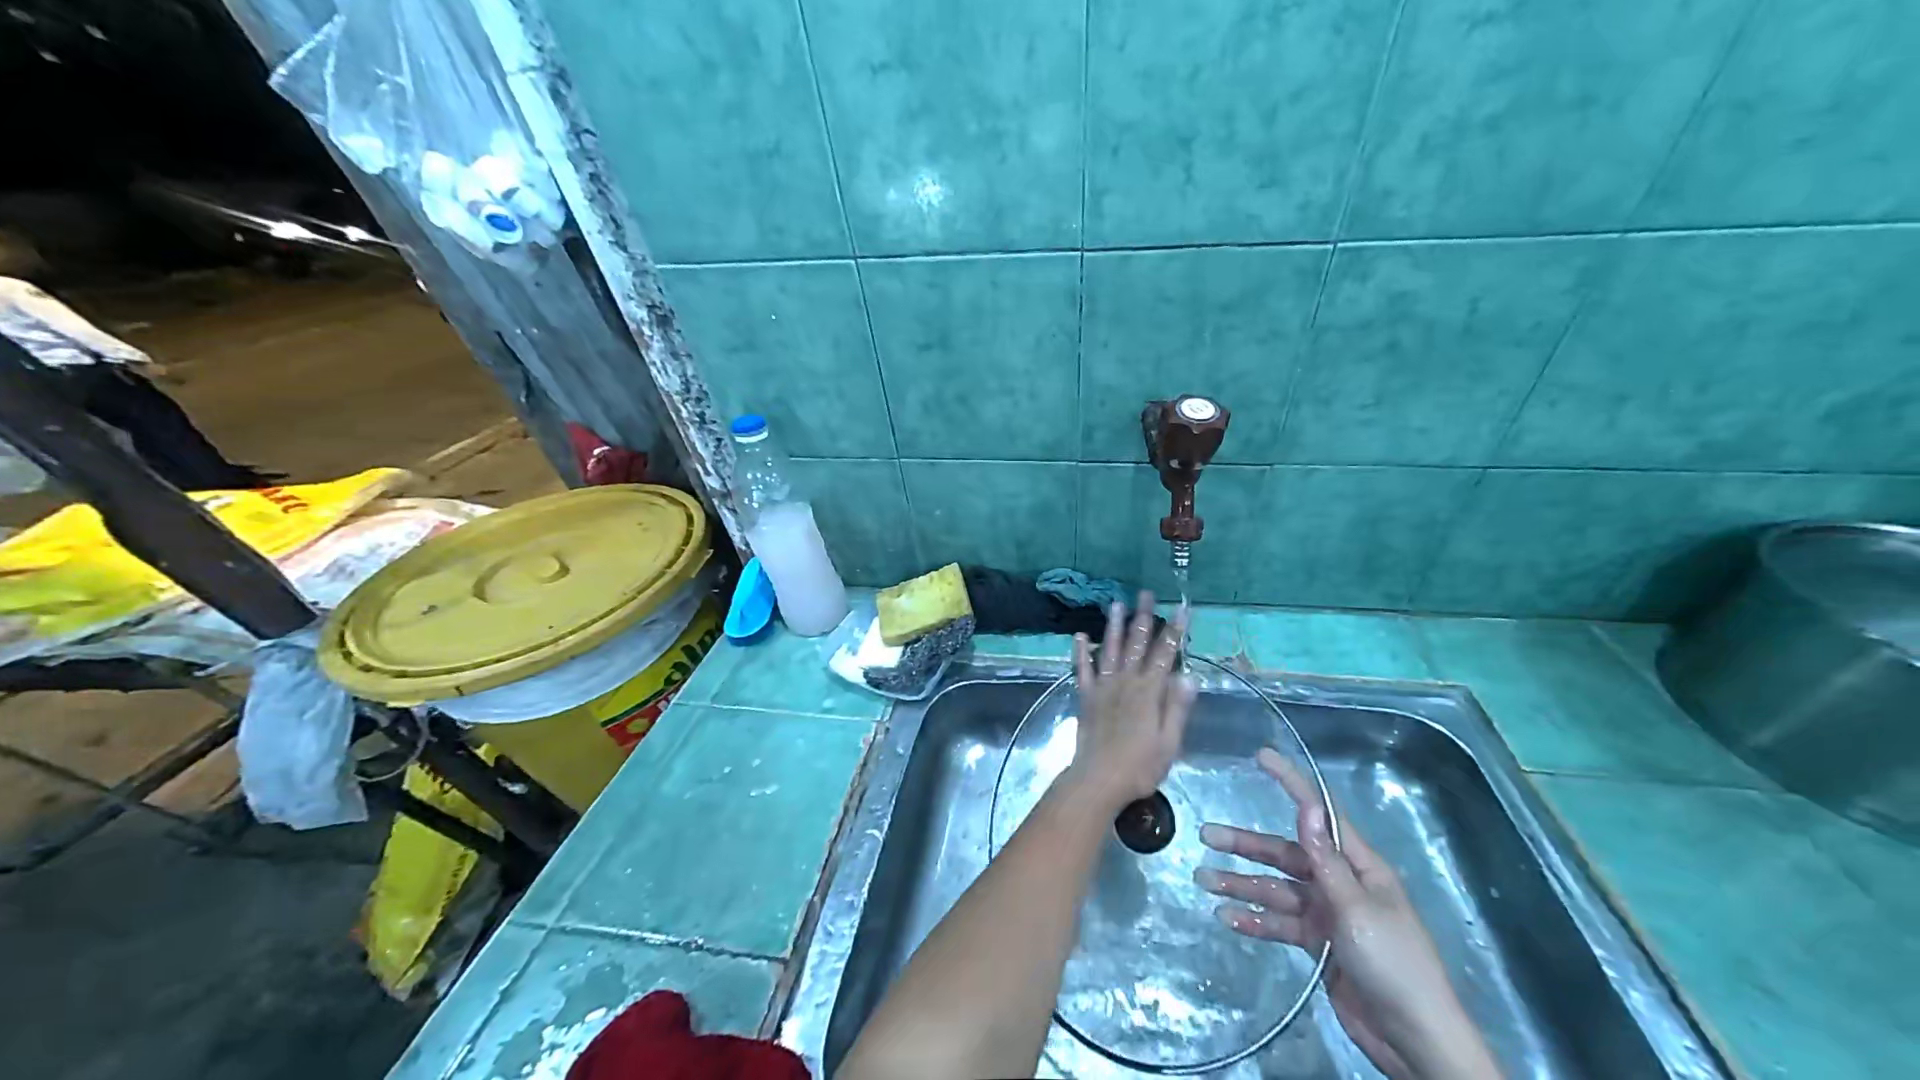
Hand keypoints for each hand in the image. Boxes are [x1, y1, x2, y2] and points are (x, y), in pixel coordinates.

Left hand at [1064, 592, 1194, 813]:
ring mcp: (1102, 687)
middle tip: (1147, 594)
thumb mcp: (1169, 742)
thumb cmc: (1140, 766)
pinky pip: (1082, 669)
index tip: (1183, 609)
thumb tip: (1189, 675)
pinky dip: (1080, 651)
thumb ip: (1176, 707)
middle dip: (1144, 618)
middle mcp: (1125, 682)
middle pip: (1136, 645)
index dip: (1175, 631)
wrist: (1098, 779)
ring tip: (1117, 603)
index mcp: (1149, 692)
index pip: (1166, 655)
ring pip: (1109, 650)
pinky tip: (1079, 635)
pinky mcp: (1085, 697)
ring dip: (1114, 626)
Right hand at [1197, 749, 1500, 1079]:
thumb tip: (1307, 808)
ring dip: (1241, 884)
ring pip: (1275, 890)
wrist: (1415, 1040)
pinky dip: (1254, 919)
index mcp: (1360, 868)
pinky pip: (1279, 924)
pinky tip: (1226, 917)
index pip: (1321, 815)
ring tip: (1203, 879)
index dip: (1291, 784)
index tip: (1262, 758)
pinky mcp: (1318, 944)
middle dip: (1246, 845)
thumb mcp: (1356, 908)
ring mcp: (1328, 915)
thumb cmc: (1393, 964)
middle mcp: (1341, 884)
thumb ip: (1326, 860)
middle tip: (1207, 835)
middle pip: (1286, 854)